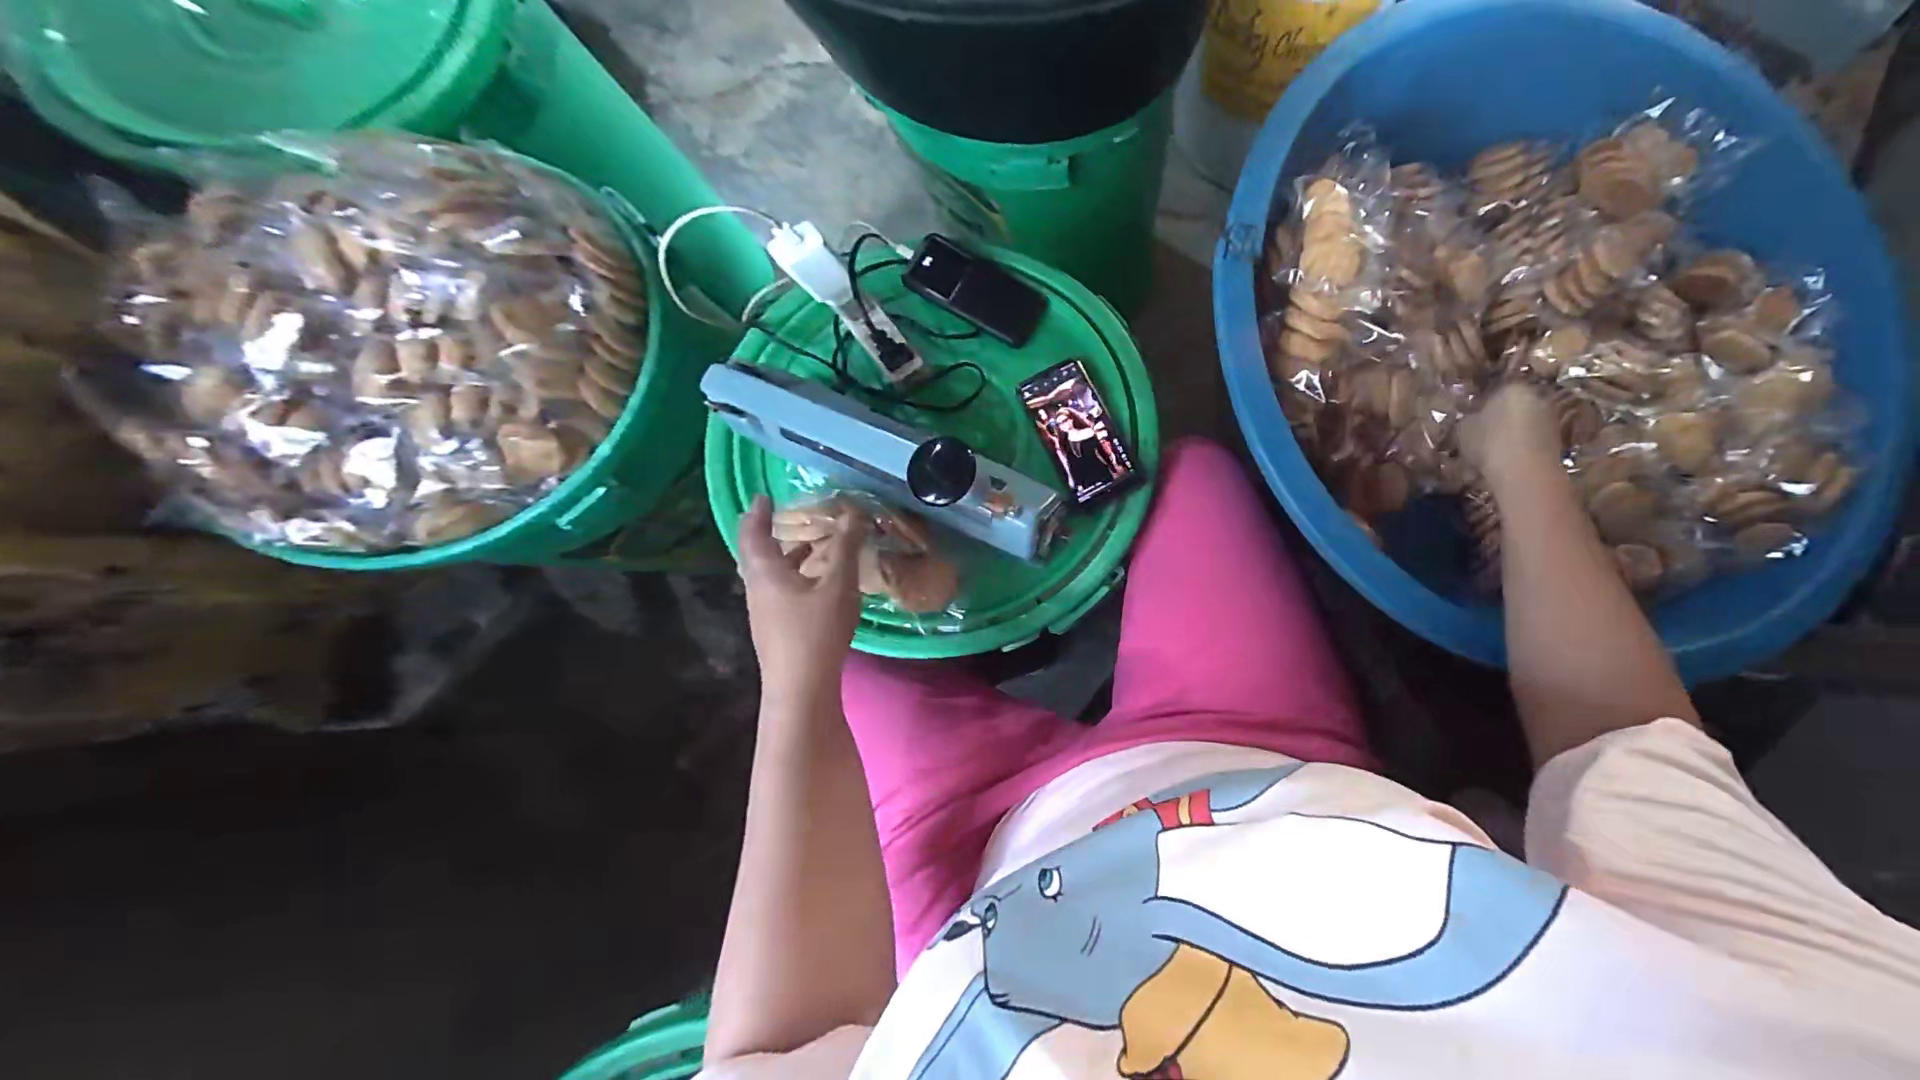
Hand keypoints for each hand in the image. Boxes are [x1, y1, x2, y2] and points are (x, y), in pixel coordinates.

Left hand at [736, 495, 867, 697]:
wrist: (800, 690)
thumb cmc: (816, 631)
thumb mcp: (838, 585)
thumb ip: (846, 546)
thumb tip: (855, 511)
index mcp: (765, 571)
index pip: (752, 533)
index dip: (757, 512)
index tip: (763, 497)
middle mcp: (757, 589)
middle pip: (755, 554)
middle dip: (768, 534)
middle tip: (782, 519)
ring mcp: (762, 613)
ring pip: (768, 575)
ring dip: (784, 557)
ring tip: (808, 547)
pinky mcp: (773, 631)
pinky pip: (778, 592)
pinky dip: (792, 577)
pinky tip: (815, 587)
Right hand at [1460, 383, 1562, 492]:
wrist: (1525, 471)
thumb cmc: (1488, 443)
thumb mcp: (1463, 429)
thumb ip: (1467, 418)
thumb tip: (1470, 416)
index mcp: (1512, 387)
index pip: (1494, 389)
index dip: (1480, 403)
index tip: (1469, 415)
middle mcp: (1536, 396)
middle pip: (1512, 404)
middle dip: (1497, 416)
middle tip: (1479, 432)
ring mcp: (1550, 417)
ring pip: (1522, 421)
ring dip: (1509, 431)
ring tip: (1490, 448)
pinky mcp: (1557, 437)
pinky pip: (1531, 437)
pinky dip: (1519, 445)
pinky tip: (1504, 458)